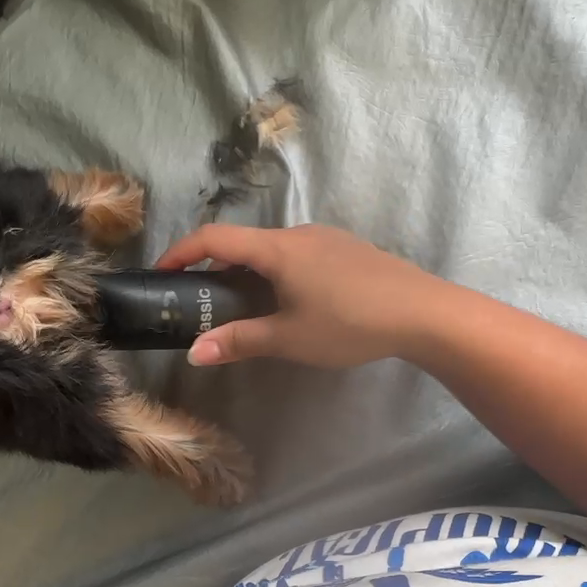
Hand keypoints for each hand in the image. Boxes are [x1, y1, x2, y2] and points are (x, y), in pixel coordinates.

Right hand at [156, 223, 440, 368]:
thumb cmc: (350, 323)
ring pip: (271, 248)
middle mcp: (298, 234)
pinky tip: (288, 302)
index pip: (214, 238)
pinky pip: (296, 254)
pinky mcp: (347, 250)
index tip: (161, 273)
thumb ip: (238, 341)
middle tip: (199, 299)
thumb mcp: (288, 338)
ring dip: (247, 270)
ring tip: (242, 306)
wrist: (425, 313)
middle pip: (242, 241)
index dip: (181, 252)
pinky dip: (274, 271)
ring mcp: (326, 239)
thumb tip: (194, 352)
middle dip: (213, 266)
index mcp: (277, 249)